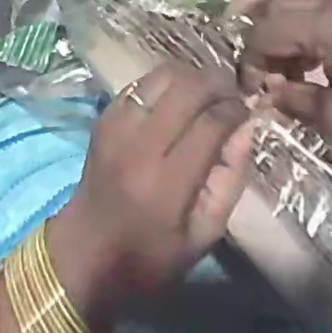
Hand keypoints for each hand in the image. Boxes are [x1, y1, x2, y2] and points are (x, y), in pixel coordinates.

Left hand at [50, 63, 255, 321]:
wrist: (83, 253)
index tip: (248, 112)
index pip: (211, 123)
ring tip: (208, 93)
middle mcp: (137, 145)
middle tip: (233, 95)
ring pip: (162, 75)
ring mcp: (115, 125)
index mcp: (164, 183)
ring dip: (192, 77)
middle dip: (218, 84)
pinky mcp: (103, 117)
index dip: (236, 110)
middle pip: (187, 88)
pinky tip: (178, 99)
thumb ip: (229, 180)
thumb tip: (247, 127)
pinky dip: (166, 83)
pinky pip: (141, 83)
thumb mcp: (203, 235)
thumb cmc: (149, 257)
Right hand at [237, 0, 331, 187]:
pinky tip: (317, 67)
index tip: (253, 96)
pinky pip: (328, 13)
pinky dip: (311, 34)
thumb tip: (267, 93)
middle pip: (279, 8)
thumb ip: (293, 98)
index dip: (250, 62)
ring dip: (287, 38)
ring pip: (302, 7)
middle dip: (264, 44)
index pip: (265, 29)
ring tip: (290, 79)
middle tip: (266, 83)